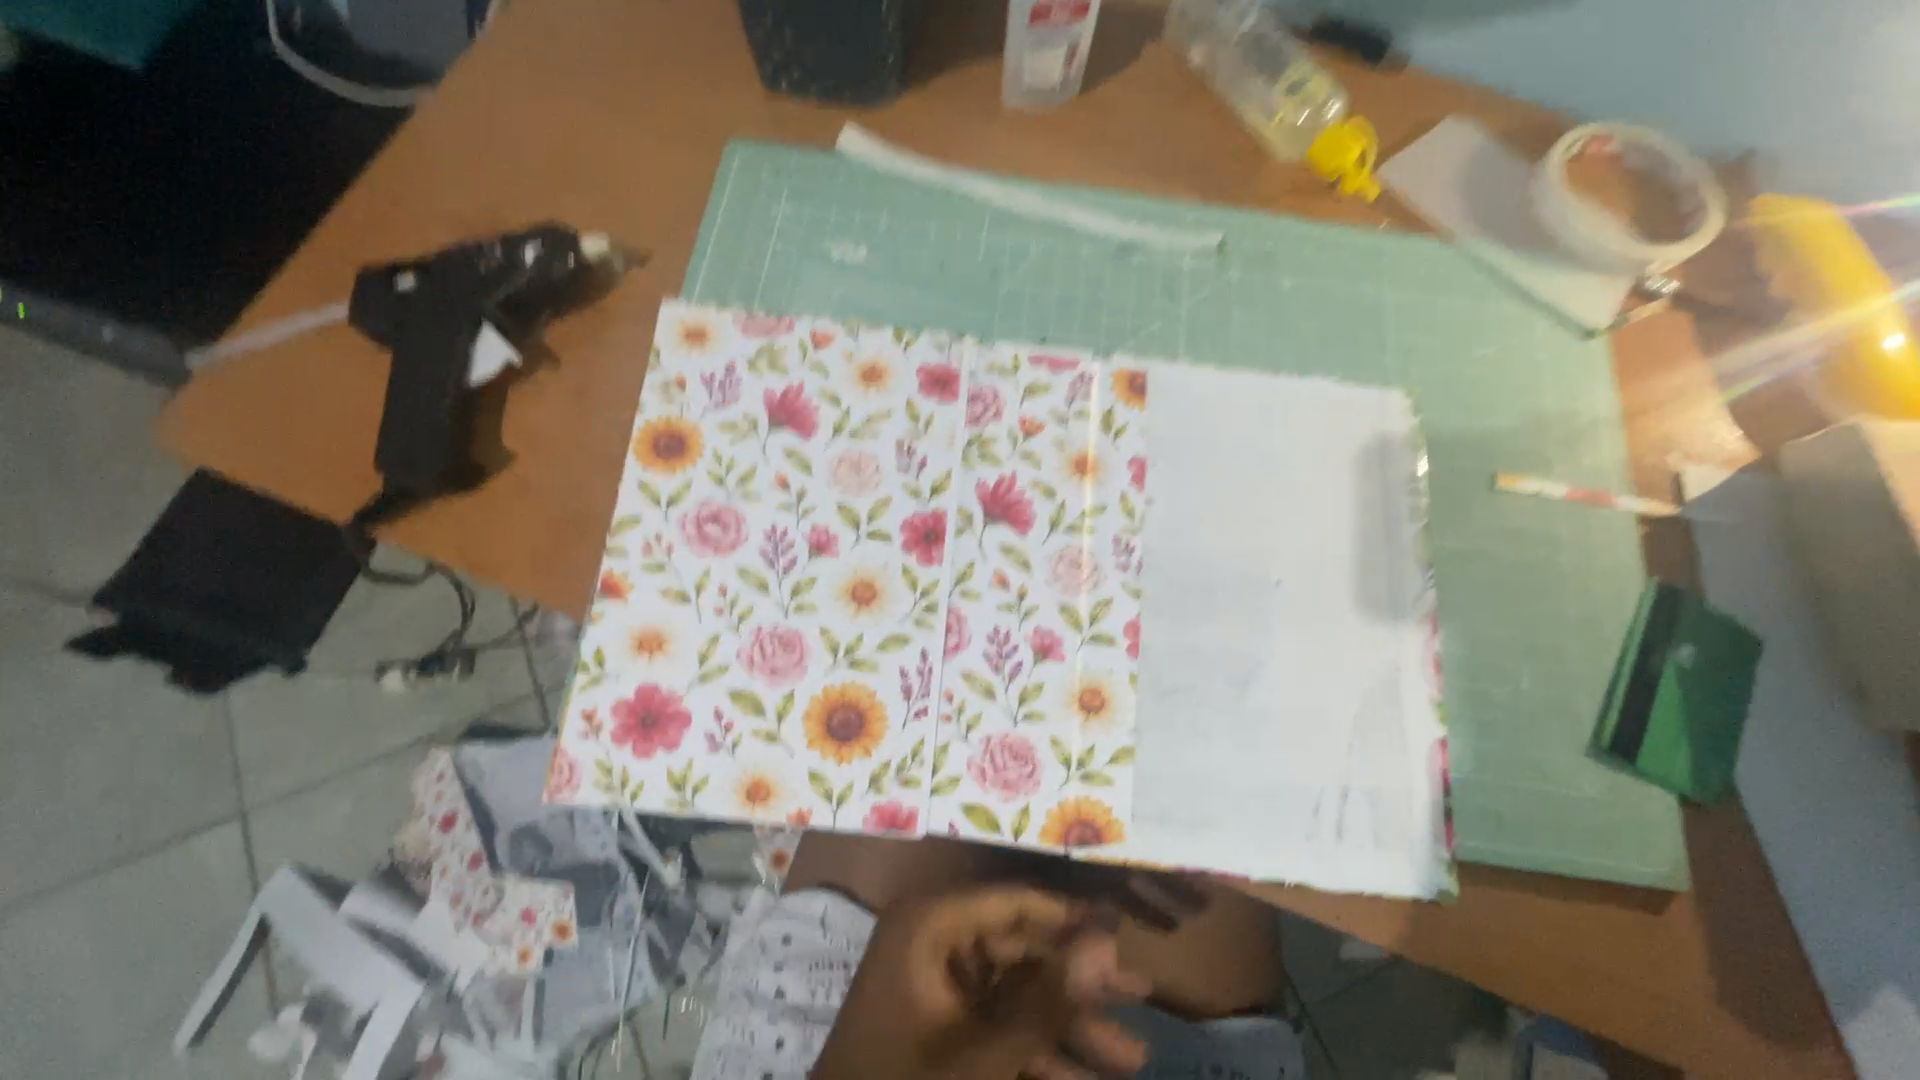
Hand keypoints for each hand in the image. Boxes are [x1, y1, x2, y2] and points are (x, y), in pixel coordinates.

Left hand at [812, 885, 1151, 1079]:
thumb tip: (1108, 941)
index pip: (1015, 901)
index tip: (1125, 932)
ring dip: (1071, 1029)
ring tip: (1133, 1057)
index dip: (1072, 916)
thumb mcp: (984, 1053)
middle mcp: (934, 942)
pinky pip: (998, 1026)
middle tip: (1142, 996)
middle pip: (1023, 950)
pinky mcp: (939, 1025)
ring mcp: (936, 986)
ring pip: (1018, 994)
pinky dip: (1037, 1053)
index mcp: (930, 926)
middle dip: (1081, 987)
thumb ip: (1048, 1000)